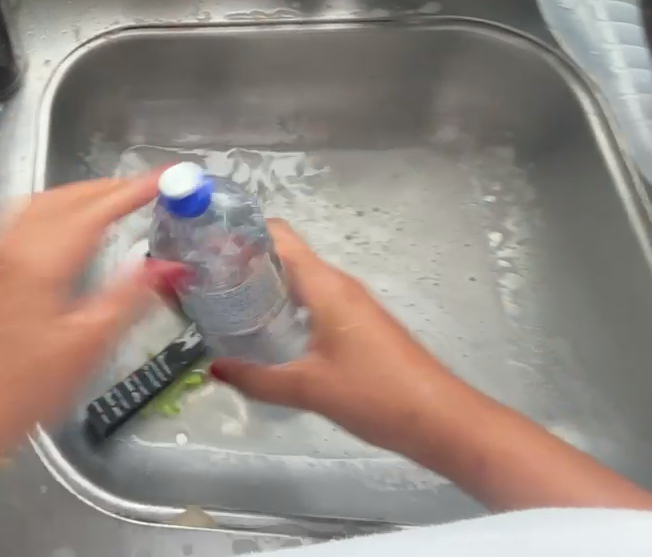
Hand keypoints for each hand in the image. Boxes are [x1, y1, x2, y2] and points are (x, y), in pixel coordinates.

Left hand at [0, 174, 182, 462]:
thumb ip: (130, 297)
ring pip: (43, 201)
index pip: (98, 207)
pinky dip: (55, 206)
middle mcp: (17, 241)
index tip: (169, 176)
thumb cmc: (24, 387)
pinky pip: (25, 216)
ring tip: (113, 200)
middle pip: (67, 196)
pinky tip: (66, 224)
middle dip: (109, 187)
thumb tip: (172, 265)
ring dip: (80, 193)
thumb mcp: (87, 346)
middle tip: (148, 188)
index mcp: (44, 256)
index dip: (135, 188)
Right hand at [208, 220, 475, 457]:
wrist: (444, 421)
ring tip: (228, 297)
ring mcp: (350, 301)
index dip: (242, 230)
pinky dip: (285, 298)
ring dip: (265, 279)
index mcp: (325, 285)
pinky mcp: (358, 320)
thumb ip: (258, 379)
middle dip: (245, 257)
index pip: (278, 235)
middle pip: (285, 251)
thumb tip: (214, 367)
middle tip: (207, 274)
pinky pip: (313, 294)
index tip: (208, 242)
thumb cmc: (377, 395)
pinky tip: (267, 324)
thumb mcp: (310, 389)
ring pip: (299, 274)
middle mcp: (337, 283)